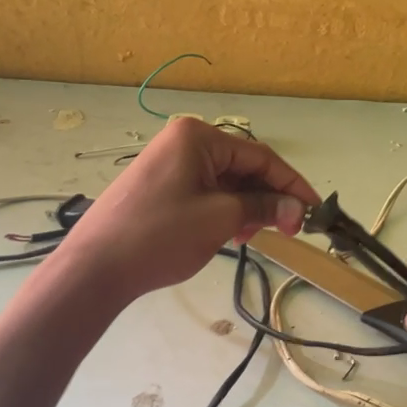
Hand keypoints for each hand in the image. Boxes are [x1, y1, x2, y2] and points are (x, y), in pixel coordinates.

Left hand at [52, 118, 318, 303]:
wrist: (92, 270)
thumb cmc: (160, 235)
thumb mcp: (222, 218)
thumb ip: (265, 207)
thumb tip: (297, 209)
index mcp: (198, 137)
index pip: (261, 157)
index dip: (292, 184)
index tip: (314, 210)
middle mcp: (184, 142)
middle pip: (244, 167)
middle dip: (269, 198)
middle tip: (289, 229)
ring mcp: (169, 164)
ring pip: (226, 182)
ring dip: (248, 207)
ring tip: (255, 235)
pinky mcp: (159, 187)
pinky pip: (206, 192)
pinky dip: (225, 210)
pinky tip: (233, 233)